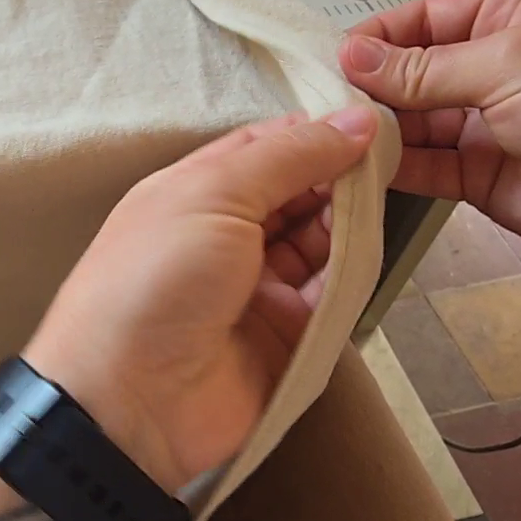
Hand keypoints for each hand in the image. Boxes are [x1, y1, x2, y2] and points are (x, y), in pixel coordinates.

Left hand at [23, 107, 379, 491]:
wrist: (129, 400)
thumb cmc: (157, 278)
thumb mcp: (213, 196)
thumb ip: (286, 157)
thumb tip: (355, 120)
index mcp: (193, 191)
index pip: (263, 147)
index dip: (312, 132)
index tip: (370, 121)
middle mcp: (224, 234)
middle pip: (295, 192)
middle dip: (337, 174)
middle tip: (390, 159)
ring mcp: (254, 285)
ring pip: (317, 241)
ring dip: (348, 220)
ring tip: (384, 200)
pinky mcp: (284, 334)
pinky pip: (328, 294)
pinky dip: (351, 272)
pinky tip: (373, 247)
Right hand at [337, 0, 520, 309]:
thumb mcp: (510, 60)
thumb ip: (423, 67)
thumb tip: (350, 55)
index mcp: (514, 14)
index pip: (428, 18)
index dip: (380, 38)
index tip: (333, 61)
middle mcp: (497, 65)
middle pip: (415, 71)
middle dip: (373, 87)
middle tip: (324, 105)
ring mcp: (488, 123)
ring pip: (416, 122)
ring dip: (380, 129)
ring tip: (334, 137)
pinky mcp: (480, 175)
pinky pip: (426, 166)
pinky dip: (395, 167)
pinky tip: (360, 166)